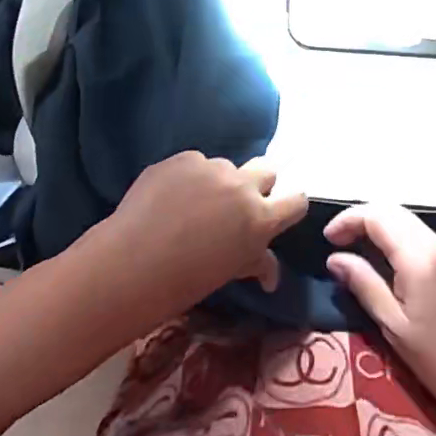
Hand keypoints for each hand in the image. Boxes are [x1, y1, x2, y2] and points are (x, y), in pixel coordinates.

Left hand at [99, 152, 308, 315]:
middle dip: (258, 185)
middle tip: (236, 206)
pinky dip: (188, 177)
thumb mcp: (231, 272)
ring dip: (218, 182)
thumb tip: (270, 278)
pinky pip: (194, 163)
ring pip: (225, 167)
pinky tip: (170, 197)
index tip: (280, 211)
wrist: (139, 258)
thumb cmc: (190, 277)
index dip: (289, 205)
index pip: (296, 200)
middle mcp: (241, 186)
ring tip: (193, 204)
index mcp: (261, 217)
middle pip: (266, 171)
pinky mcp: (182, 158)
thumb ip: (255, 263)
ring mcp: (210, 167)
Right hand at [325, 204, 435, 431]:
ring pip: (406, 222)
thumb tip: (335, 258)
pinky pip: (418, 238)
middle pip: (392, 211)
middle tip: (337, 243)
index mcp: (420, 256)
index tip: (326, 241)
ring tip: (354, 251)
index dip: (346, 220)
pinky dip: (394, 240)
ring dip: (378, 228)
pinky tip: (382, 263)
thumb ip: (364, 286)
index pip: (376, 215)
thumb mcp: (396, 328)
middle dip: (360, 219)